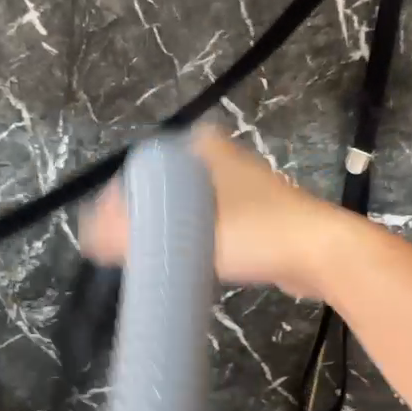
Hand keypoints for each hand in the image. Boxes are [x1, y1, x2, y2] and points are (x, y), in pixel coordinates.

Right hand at [79, 128, 349, 299]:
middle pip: (165, 188)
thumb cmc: (253, 233)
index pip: (144, 167)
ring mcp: (245, 186)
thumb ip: (131, 236)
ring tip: (155, 258)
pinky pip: (213, 225)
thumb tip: (90, 238)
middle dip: (146, 218)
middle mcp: (222, 158)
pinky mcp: (260, 216)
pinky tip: (189, 263)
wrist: (320, 254)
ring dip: (172, 231)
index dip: (123, 200)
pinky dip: (197, 241)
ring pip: (189, 207)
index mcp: (201, 147)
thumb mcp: (183, 235)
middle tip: (130, 248)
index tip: (112, 230)